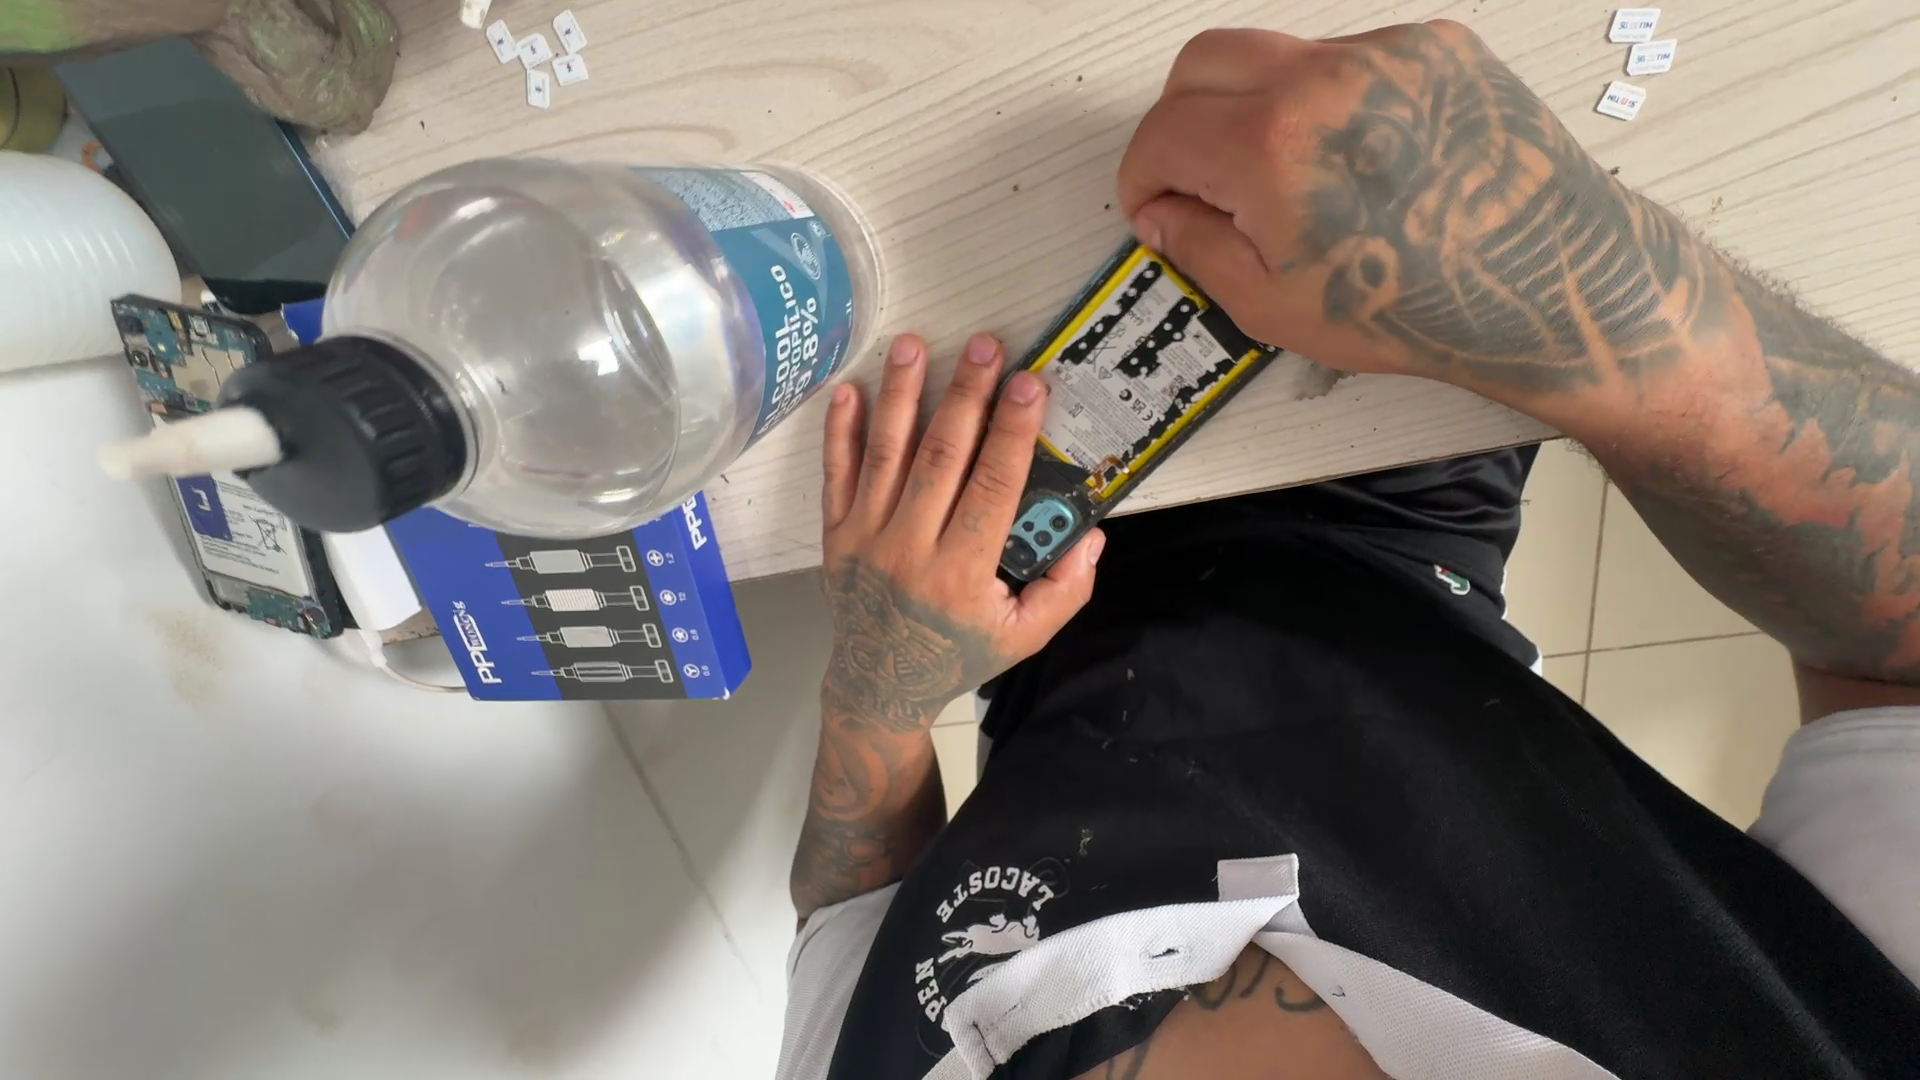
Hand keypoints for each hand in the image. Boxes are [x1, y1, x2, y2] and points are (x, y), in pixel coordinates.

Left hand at [818, 333, 1102, 730]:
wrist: (880, 684)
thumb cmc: (958, 655)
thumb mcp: (1024, 637)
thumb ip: (1065, 591)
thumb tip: (1093, 535)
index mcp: (961, 573)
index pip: (992, 488)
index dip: (1012, 433)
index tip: (1028, 384)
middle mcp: (909, 548)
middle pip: (940, 458)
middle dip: (966, 396)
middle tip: (984, 345)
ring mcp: (865, 537)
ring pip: (885, 455)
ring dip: (900, 397)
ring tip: (912, 345)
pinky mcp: (836, 534)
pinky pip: (836, 475)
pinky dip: (840, 432)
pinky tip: (849, 391)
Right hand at [1119, 23, 1710, 395]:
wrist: (1534, 283)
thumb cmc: (1405, 306)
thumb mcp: (1266, 303)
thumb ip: (1195, 246)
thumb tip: (1161, 214)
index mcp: (1269, 147)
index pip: (1161, 131)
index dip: (1139, 176)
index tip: (1150, 208)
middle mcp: (1321, 79)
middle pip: (1200, 62)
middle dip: (1174, 124)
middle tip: (1188, 182)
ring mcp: (1382, 54)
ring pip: (1268, 56)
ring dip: (1240, 112)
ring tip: (1269, 183)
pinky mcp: (1432, 48)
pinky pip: (1335, 60)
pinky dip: (1308, 105)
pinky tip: (1333, 164)